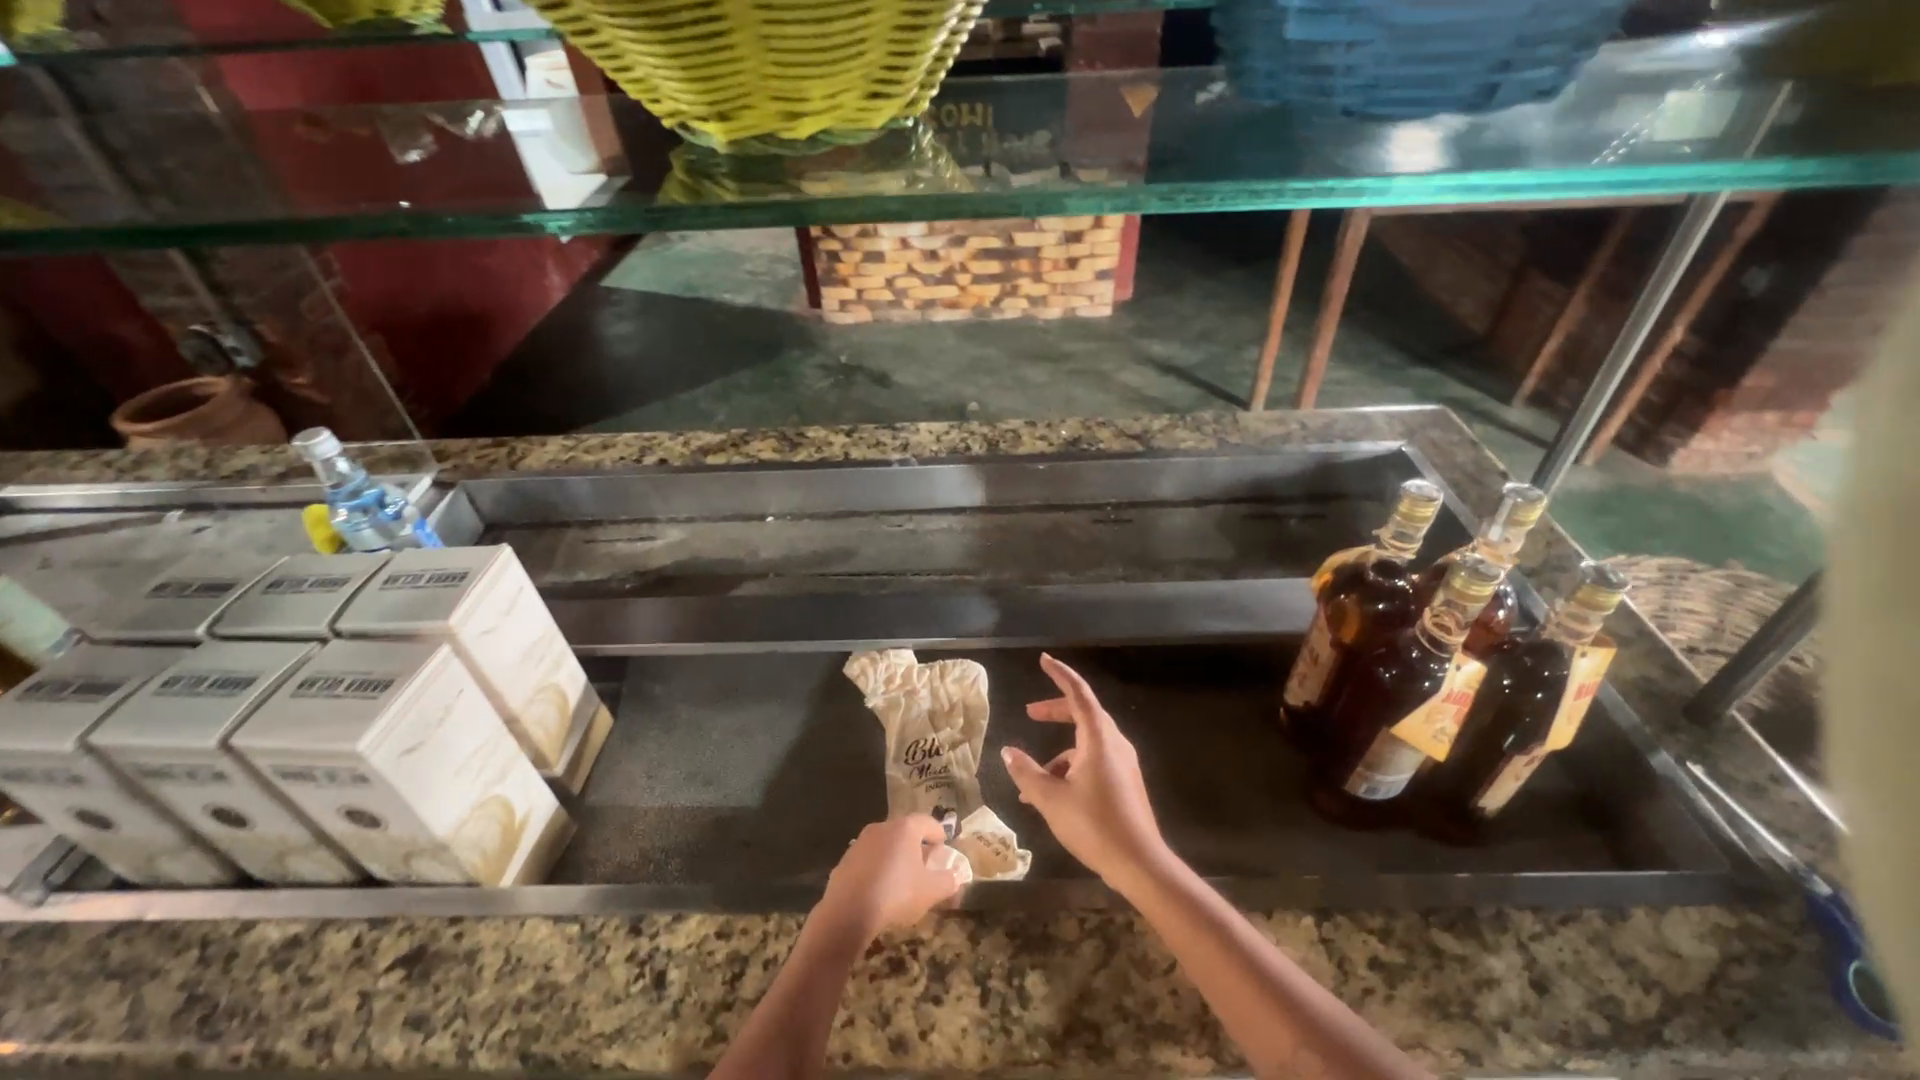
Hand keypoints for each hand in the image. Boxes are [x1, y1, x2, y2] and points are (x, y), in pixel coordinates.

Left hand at [816, 815, 965, 942]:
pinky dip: (877, 868)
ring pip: (884, 844)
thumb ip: (948, 881)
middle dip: (916, 846)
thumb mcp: (931, 891)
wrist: (848, 912)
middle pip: (905, 831)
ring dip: (895, 856)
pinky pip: (868, 859)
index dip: (939, 835)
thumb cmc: (896, 894)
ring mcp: (860, 842)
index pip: (928, 822)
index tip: (943, 849)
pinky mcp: (844, 860)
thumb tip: (956, 877)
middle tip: (925, 865)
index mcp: (905, 829)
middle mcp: (881, 828)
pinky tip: (879, 889)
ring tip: (902, 878)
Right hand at [1002, 653, 1169, 891]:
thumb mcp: (1051, 798)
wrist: (1139, 863)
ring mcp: (1123, 764)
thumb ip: (1027, 772)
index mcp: (1099, 739)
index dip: (1060, 675)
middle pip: (1084, 715)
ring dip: (1058, 753)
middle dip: (1055, 712)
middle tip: (1030, 712)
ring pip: (1086, 744)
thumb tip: (1008, 751)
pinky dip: (1071, 769)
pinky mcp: (1125, 783)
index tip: (1043, 660)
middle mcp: (1114, 744)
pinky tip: (1051, 797)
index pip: (1078, 694)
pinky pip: (1094, 762)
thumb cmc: (1093, 825)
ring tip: (1032, 780)